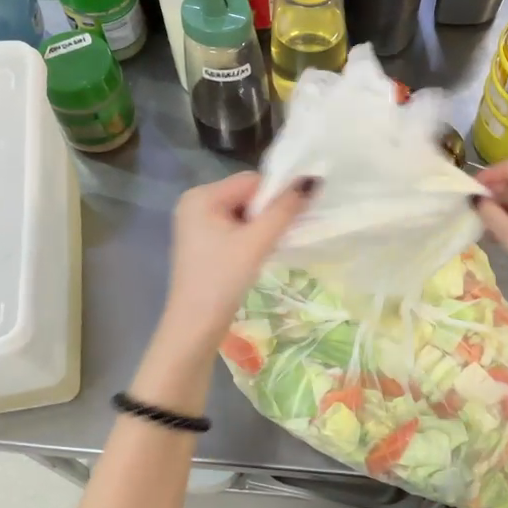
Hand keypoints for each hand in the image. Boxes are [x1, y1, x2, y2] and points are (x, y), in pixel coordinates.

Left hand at [157, 172, 315, 360]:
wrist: (195, 327)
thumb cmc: (222, 280)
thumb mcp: (257, 242)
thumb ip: (284, 209)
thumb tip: (313, 180)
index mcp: (201, 196)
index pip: (252, 181)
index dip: (276, 195)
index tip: (293, 218)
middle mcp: (195, 203)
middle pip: (248, 195)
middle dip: (269, 213)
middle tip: (280, 237)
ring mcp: (197, 224)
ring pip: (245, 213)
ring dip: (263, 227)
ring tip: (267, 249)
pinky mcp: (203, 243)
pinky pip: (236, 228)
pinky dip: (252, 238)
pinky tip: (257, 255)